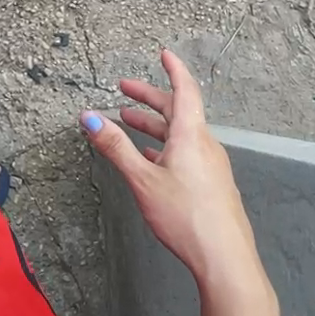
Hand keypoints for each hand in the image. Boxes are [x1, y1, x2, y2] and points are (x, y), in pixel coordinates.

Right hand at [81, 50, 265, 296]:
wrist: (225, 261)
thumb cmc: (186, 217)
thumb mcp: (142, 178)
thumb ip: (115, 146)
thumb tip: (89, 116)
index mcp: (192, 137)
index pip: (184, 91)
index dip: (174, 70)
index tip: (163, 54)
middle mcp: (205, 146)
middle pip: (179, 111)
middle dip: (150, 98)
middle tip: (124, 89)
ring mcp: (210, 166)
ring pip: (180, 134)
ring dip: (153, 124)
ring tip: (127, 123)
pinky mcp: (210, 184)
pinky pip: (185, 152)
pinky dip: (162, 145)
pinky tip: (148, 158)